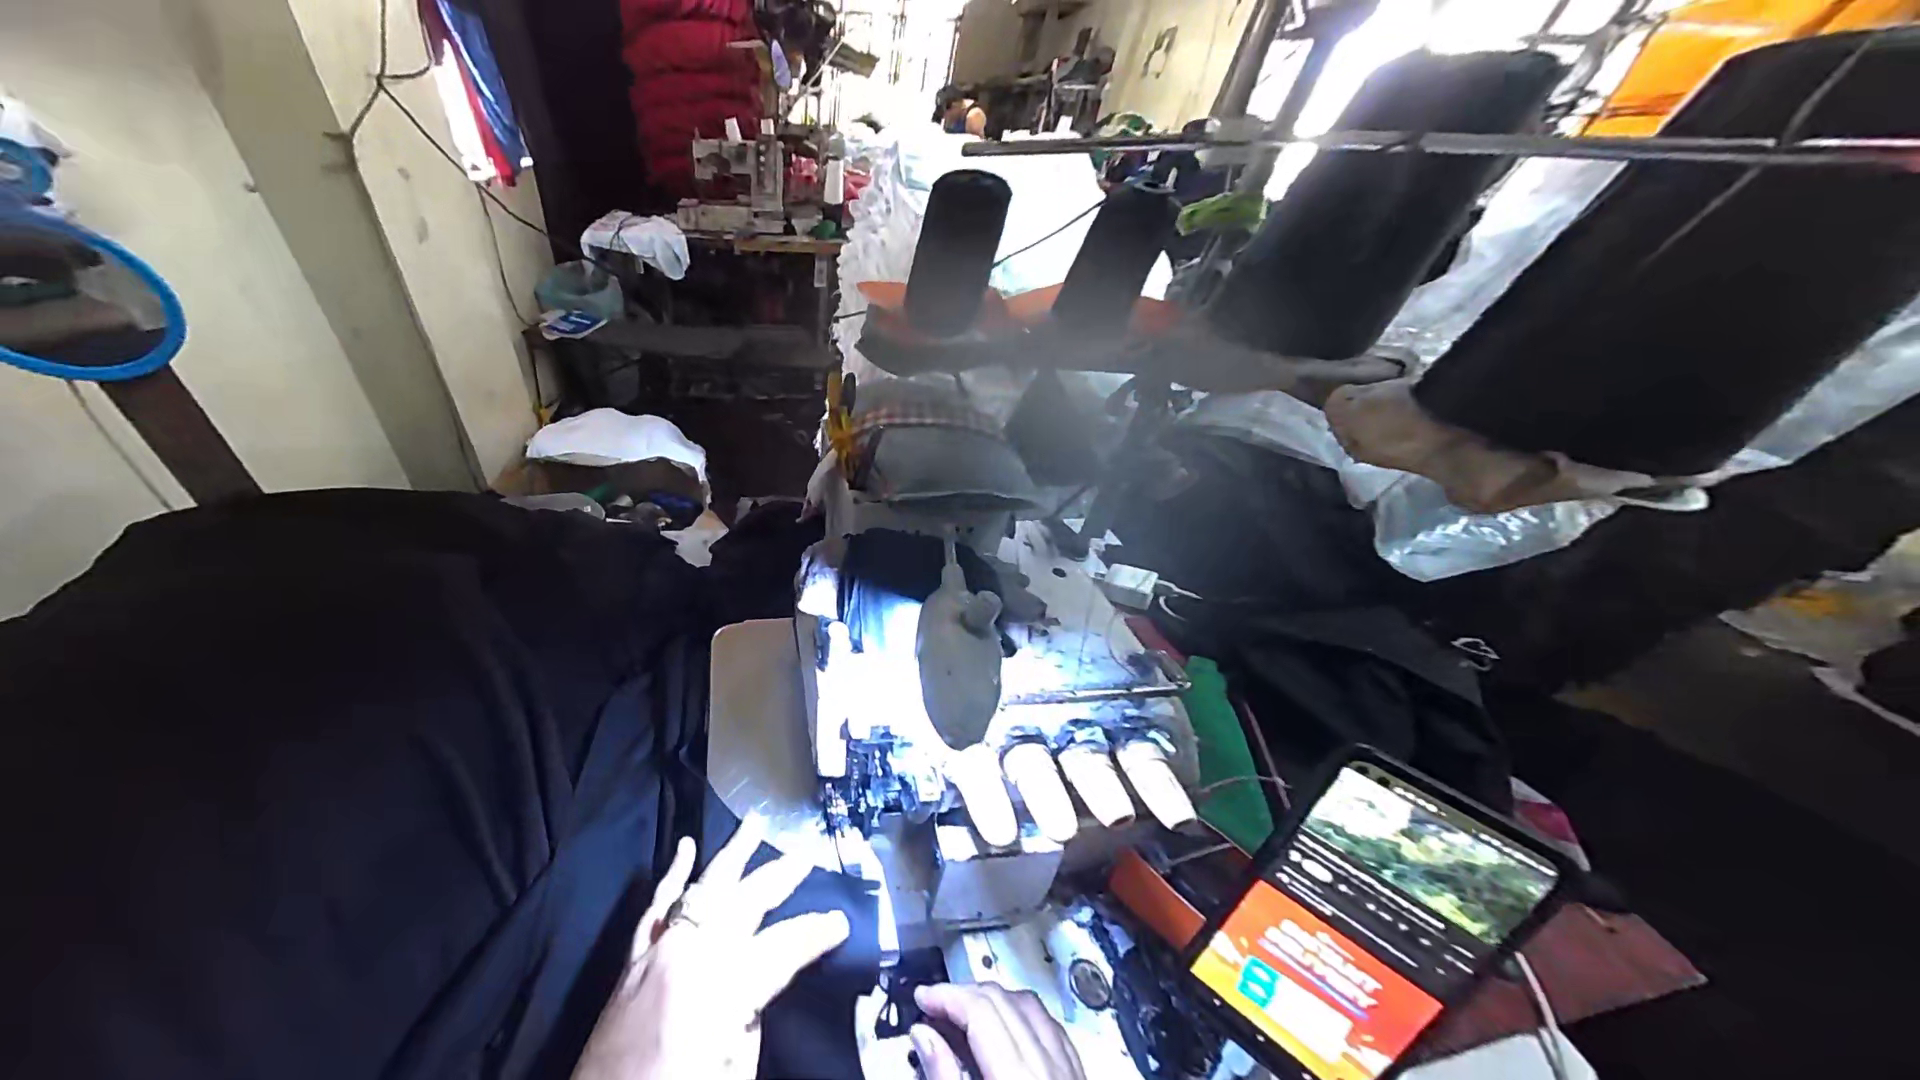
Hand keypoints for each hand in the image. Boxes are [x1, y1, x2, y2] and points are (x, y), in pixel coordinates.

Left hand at [571, 816, 851, 1079]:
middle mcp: (693, 956)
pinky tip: (685, 848)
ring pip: (703, 887)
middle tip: (806, 856)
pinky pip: (656, 905)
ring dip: (733, 854)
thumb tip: (753, 1000)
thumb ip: (750, 1027)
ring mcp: (660, 952)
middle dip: (780, 876)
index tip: (841, 922)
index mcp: (725, 988)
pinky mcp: (633, 961)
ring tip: (754, 824)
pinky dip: (673, 873)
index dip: (817, 933)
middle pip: (746, 902)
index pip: (785, 947)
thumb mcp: (734, 1075)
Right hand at [908, 983, 1086, 1079]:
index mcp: (1016, 1076)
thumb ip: (945, 1077)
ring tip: (964, 1013)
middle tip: (934, 1006)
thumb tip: (923, 1033)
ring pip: (1029, 1005)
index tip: (921, 997)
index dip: (946, 996)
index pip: (980, 1010)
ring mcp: (1069, 1068)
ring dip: (994, 999)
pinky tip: (1007, 1026)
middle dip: (964, 994)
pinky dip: (1024, 1014)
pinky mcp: (1079, 1075)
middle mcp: (1047, 1064)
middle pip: (1003, 1001)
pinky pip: (1051, 1027)